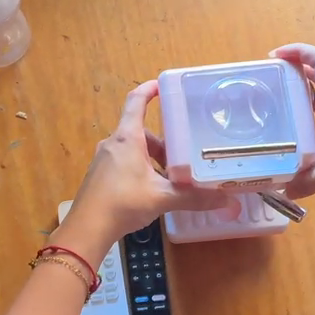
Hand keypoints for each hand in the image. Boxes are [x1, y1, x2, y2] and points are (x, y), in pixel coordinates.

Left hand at [53, 81, 225, 265]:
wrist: (87, 229)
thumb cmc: (123, 203)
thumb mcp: (162, 198)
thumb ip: (194, 198)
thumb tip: (227, 200)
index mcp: (127, 138)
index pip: (136, 102)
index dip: (149, 90)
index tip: (162, 85)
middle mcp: (113, 144)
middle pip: (140, 132)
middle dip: (163, 142)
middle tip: (182, 155)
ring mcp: (103, 161)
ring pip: (132, 150)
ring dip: (152, 159)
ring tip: (171, 178)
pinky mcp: (100, 177)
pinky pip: (124, 164)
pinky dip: (140, 170)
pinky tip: (152, 191)